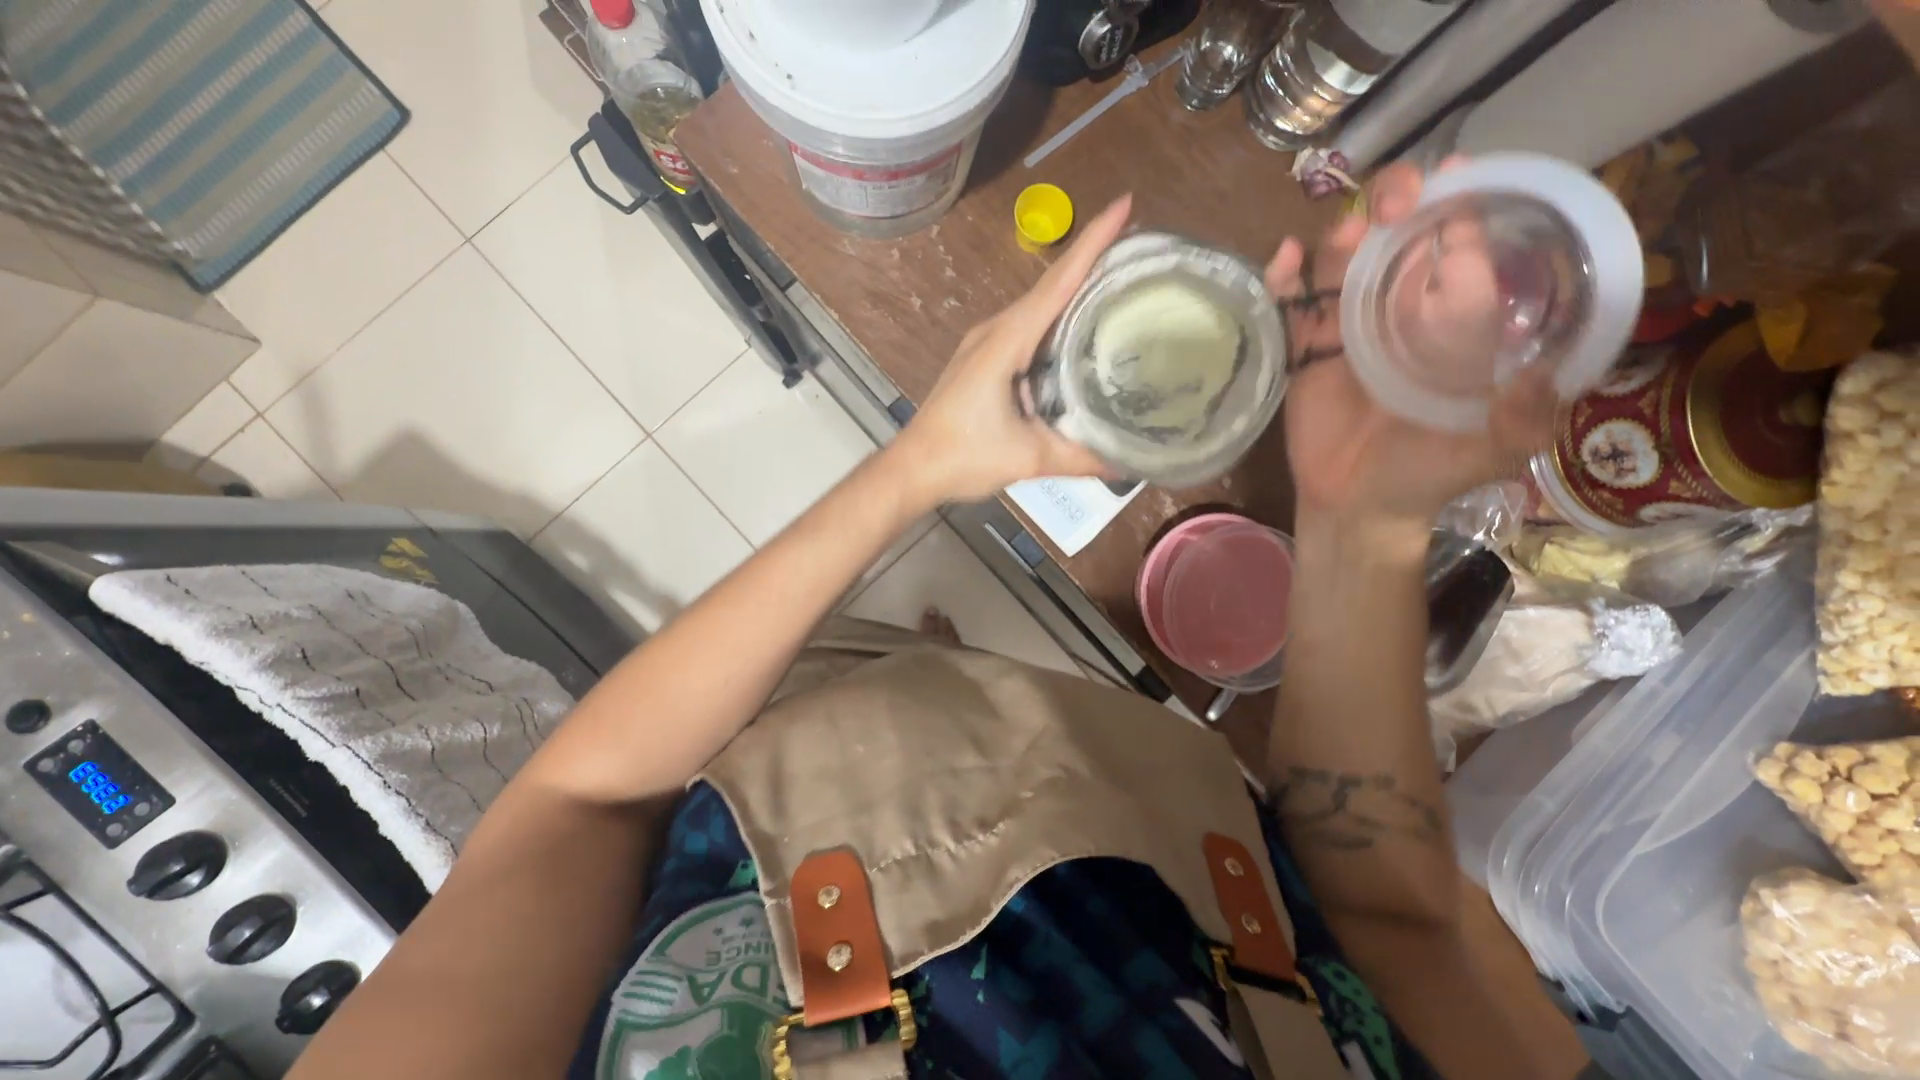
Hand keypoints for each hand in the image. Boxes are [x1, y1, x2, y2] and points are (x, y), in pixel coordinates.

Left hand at [887, 196, 1132, 504]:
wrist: (913, 468)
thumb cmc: (962, 456)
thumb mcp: (1027, 457)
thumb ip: (1079, 457)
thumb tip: (1127, 463)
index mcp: (1006, 341)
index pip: (1057, 284)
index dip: (1092, 243)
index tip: (1124, 205)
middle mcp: (995, 331)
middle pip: (1050, 286)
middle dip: (1091, 257)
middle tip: (1136, 242)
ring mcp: (985, 343)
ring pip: (1037, 306)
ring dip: (1073, 287)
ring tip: (1117, 275)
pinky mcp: (983, 359)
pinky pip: (1027, 327)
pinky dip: (1056, 318)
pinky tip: (1078, 325)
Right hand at [1266, 163, 1556, 527]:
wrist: (1357, 506)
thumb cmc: (1424, 475)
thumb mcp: (1493, 454)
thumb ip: (1524, 420)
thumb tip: (1536, 374)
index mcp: (1452, 324)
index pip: (1460, 250)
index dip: (1459, 209)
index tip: (1455, 176)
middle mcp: (1401, 313)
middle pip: (1401, 236)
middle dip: (1400, 201)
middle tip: (1396, 205)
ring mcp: (1348, 327)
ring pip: (1344, 258)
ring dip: (1344, 232)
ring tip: (1348, 233)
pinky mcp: (1305, 347)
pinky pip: (1293, 301)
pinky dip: (1286, 275)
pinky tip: (1289, 258)